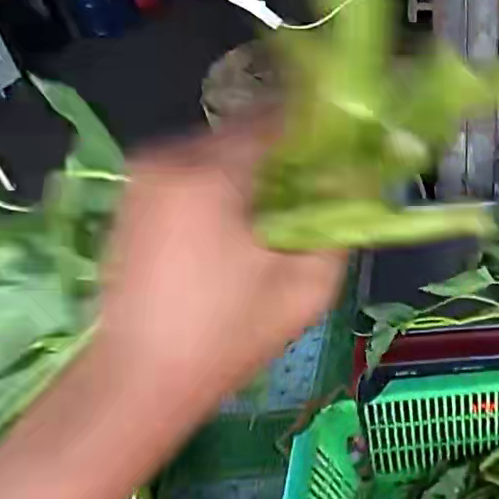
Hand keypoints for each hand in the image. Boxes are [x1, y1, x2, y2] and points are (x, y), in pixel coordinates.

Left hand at [93, 118, 346, 402]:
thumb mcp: (310, 282)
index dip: (325, 131)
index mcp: (211, 173)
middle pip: (252, 129)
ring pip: (226, 146)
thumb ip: (344, 221)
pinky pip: (200, 165)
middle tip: (327, 183)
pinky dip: (233, 177)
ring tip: (292, 204)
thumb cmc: (230, 332)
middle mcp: (170, 158)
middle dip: (295, 150)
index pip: (282, 119)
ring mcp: (144, 174)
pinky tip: (252, 216)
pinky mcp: (136, 194)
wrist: (138, 380)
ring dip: (264, 165)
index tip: (353, 152)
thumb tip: (362, 179)